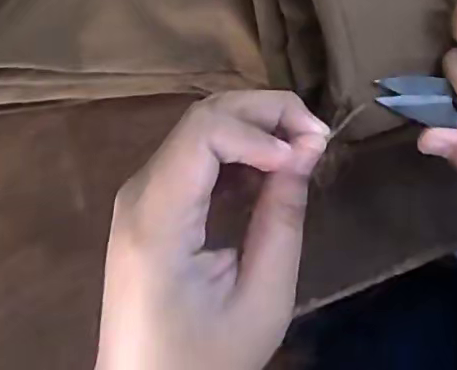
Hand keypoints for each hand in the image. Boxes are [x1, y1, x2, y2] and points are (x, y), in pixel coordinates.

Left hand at [95, 91, 328, 369]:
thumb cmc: (206, 361)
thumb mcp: (262, 300)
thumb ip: (284, 216)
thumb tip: (308, 145)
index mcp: (157, 219)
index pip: (205, 131)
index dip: (260, 129)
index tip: (303, 153)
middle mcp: (140, 191)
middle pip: (206, 115)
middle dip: (266, 112)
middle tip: (315, 134)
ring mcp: (142, 191)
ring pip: (204, 124)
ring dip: (257, 124)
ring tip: (300, 147)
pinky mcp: (153, 198)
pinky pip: (198, 148)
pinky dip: (240, 144)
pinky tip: (269, 168)